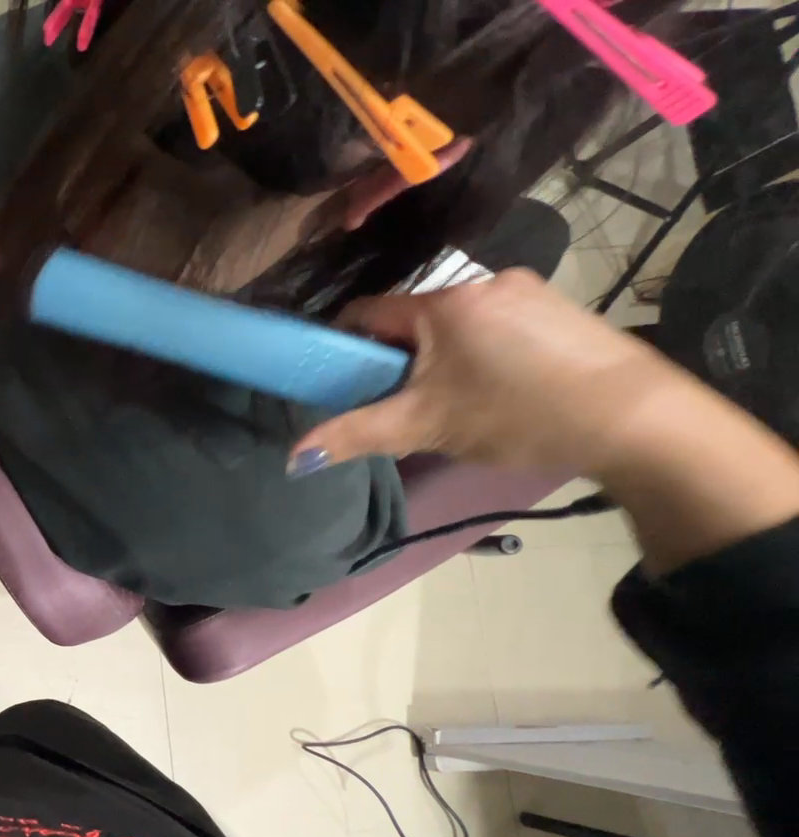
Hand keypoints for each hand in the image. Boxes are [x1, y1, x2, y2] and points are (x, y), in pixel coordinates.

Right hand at [292, 269, 798, 573]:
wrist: (637, 420)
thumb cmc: (516, 414)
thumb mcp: (422, 427)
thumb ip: (352, 435)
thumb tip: (292, 459)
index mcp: (443, 303)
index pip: (364, 311)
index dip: (340, 344)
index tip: (338, 381)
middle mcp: (482, 283)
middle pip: (408, 319)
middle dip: (392, 357)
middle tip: (396, 401)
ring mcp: (527, 291)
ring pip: (450, 324)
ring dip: (434, 356)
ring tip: (447, 400)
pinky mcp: (557, 309)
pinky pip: (490, 324)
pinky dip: (474, 352)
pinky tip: (492, 388)